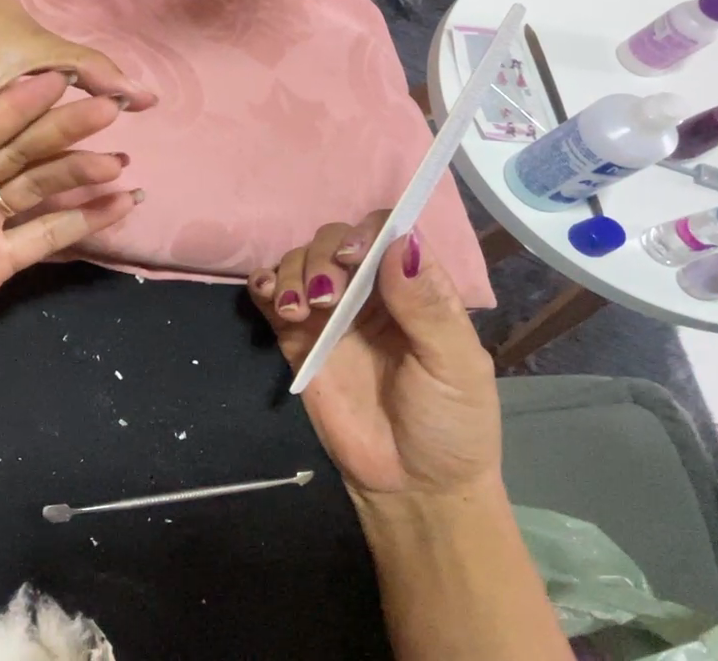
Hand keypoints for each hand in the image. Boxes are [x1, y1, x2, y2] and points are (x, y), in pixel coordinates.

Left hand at [0, 72, 142, 408]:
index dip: (7, 106)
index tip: (50, 73)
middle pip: (10, 149)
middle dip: (56, 128)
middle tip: (106, 104)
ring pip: (34, 187)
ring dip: (76, 172)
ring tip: (121, 156)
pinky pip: (43, 238)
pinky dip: (84, 221)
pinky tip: (124, 201)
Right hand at [248, 214, 500, 497]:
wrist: (410, 485)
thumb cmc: (450, 426)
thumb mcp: (456, 367)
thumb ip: (428, 307)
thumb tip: (400, 241)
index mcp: (412, 291)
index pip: (386, 233)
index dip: (367, 232)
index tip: (355, 256)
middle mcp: (367, 293)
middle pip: (333, 241)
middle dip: (322, 258)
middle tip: (327, 298)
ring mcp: (326, 314)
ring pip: (298, 262)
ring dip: (292, 274)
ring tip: (297, 310)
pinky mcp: (293, 337)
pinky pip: (269, 295)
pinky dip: (262, 284)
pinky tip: (268, 296)